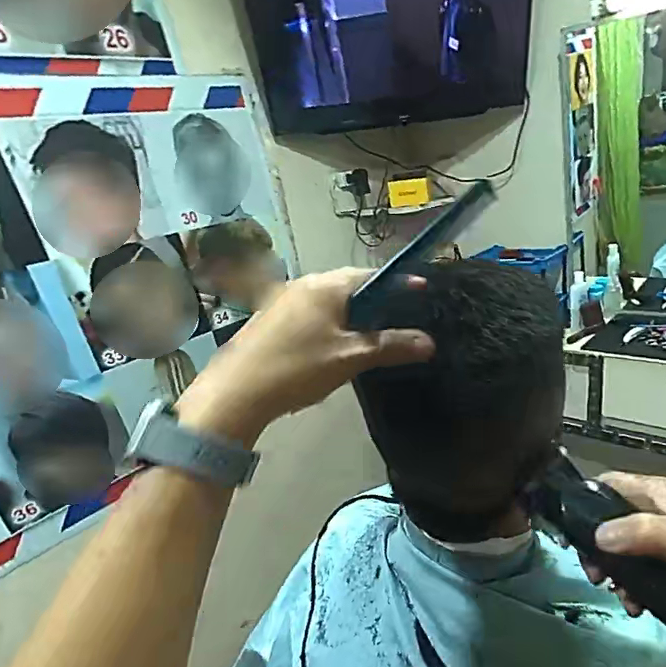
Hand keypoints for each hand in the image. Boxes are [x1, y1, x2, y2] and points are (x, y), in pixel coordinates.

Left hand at [174, 268, 432, 442]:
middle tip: (398, 319)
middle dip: (375, 299)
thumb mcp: (351, 358)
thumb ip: (391, 346)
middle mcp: (304, 284)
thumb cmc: (298, 368)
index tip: (422, 292)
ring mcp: (283, 300)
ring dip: (352, 313)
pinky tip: (335, 347)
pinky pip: (312, 312)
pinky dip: (331, 323)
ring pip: (329, 300)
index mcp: (326, 286)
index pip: (372, 274)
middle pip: (350, 285)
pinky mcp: (271, 319)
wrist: (236, 392)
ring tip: (371, 337)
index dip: (399, 283)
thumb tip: (429, 342)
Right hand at [589, 472, 665, 626]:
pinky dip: (638, 589)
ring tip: (621, 597)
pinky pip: (649, 577)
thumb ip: (646, 535)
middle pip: (618, 521)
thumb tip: (597, 534)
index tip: (569, 524)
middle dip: (601, 545)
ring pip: (631, 553)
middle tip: (594, 573)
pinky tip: (638, 608)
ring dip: (618, 573)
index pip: (619, 483)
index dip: (591, 496)